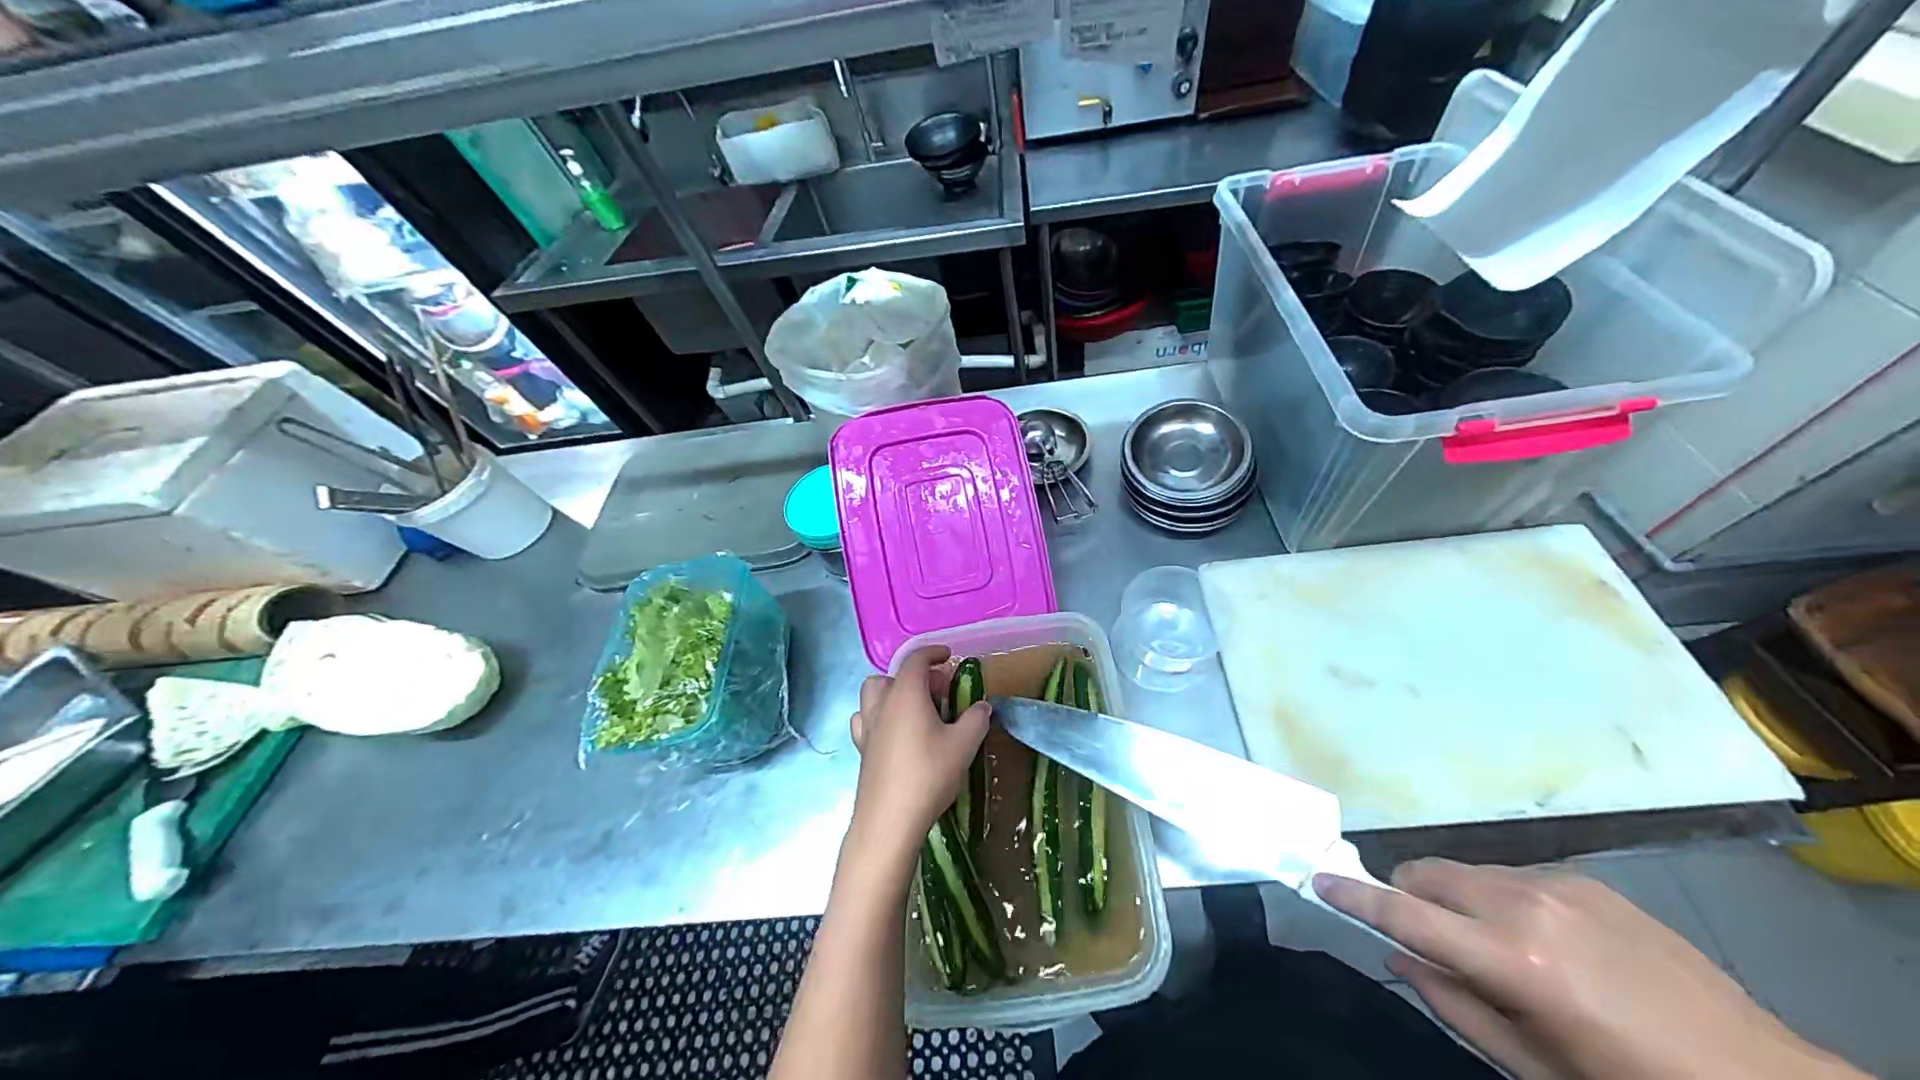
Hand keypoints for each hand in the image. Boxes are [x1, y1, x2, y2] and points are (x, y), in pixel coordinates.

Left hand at [845, 646, 989, 865]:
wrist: (889, 819)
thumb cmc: (928, 774)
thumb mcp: (963, 745)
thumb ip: (975, 719)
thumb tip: (982, 707)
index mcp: (905, 694)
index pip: (915, 660)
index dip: (932, 653)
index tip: (948, 657)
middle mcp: (881, 704)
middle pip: (892, 676)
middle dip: (916, 677)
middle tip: (940, 693)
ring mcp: (867, 727)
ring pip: (873, 695)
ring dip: (893, 694)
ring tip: (915, 711)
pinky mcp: (862, 749)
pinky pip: (866, 720)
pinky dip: (880, 717)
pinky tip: (895, 734)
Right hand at [1315, 860, 1866, 1079]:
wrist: (1762, 1079)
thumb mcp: (1533, 1065)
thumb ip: (1453, 1004)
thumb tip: (1397, 956)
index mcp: (1511, 960)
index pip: (1405, 914)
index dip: (1355, 896)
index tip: (1317, 879)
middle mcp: (1525, 904)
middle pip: (1426, 873)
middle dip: (1407, 895)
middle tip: (1422, 935)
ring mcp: (1559, 885)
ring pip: (1464, 869)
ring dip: (1452, 896)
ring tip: (1488, 942)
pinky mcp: (1588, 880)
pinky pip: (1512, 875)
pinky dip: (1498, 897)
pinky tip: (1541, 939)